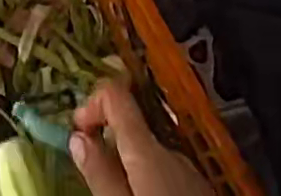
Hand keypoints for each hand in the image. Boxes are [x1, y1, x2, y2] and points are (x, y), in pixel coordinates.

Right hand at [70, 83, 214, 195]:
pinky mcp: (203, 193)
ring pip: (150, 152)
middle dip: (108, 141)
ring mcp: (191, 174)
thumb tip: (78, 138)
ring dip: (128, 165)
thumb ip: (100, 174)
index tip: (78, 132)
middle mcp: (172, 153)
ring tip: (117, 193)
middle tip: (91, 171)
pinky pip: (168, 173)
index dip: (91, 103)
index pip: (116, 95)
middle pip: (133, 125)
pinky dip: (149, 180)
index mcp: (147, 150)